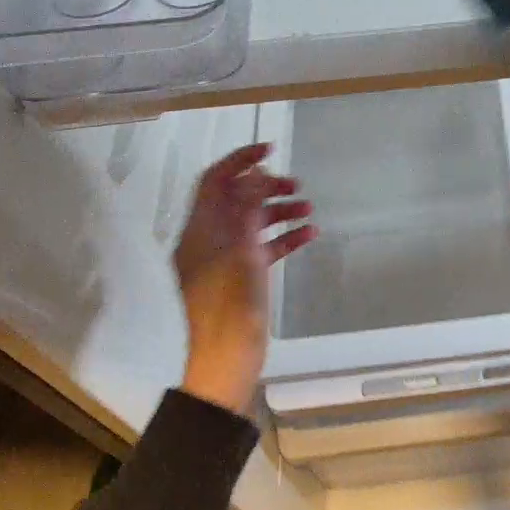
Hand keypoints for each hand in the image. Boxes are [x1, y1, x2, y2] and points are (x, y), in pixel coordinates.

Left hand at [174, 143, 314, 413]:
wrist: (227, 360)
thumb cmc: (231, 306)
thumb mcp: (241, 253)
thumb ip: (246, 212)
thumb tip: (255, 176)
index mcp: (199, 231)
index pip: (214, 181)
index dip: (240, 160)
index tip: (271, 149)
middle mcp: (209, 240)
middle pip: (236, 200)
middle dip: (266, 187)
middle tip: (297, 186)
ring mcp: (225, 260)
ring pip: (252, 223)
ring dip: (279, 212)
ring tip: (309, 209)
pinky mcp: (242, 279)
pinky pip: (263, 249)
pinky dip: (284, 238)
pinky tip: (309, 234)